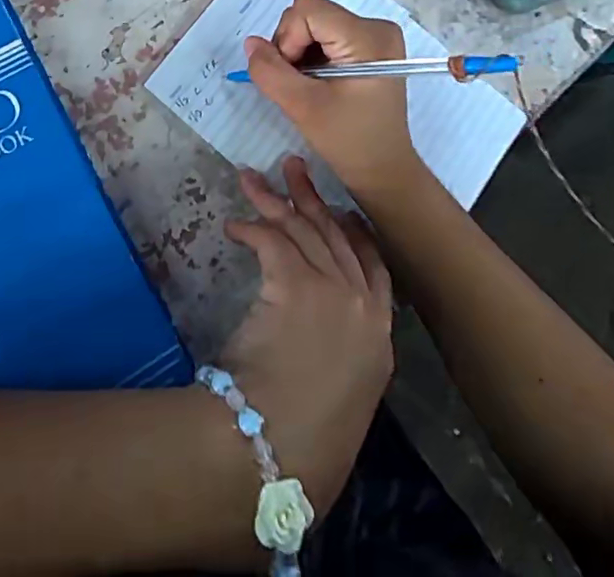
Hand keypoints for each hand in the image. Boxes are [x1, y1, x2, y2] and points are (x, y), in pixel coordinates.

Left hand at [220, 156, 394, 508]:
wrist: (284, 445)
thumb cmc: (306, 427)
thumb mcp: (338, 383)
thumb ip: (336, 345)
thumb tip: (311, 325)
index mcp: (379, 333)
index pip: (373, 265)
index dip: (354, 231)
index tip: (338, 208)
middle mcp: (363, 306)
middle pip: (335, 237)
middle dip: (312, 200)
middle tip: (294, 168)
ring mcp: (334, 293)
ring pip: (304, 231)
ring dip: (276, 201)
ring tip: (255, 178)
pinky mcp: (297, 286)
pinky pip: (272, 241)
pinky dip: (252, 228)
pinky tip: (234, 226)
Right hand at [243, 0, 424, 195]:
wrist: (381, 166)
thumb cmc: (347, 139)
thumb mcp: (301, 106)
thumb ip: (270, 71)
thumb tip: (251, 43)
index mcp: (368, 37)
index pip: (306, 10)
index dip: (288, 39)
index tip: (294, 75)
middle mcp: (376, 27)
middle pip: (309, 13)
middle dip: (291, 45)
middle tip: (299, 83)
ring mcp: (374, 35)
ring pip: (312, 23)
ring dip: (299, 52)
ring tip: (309, 86)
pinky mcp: (369, 46)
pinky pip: (323, 34)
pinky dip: (311, 56)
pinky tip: (319, 82)